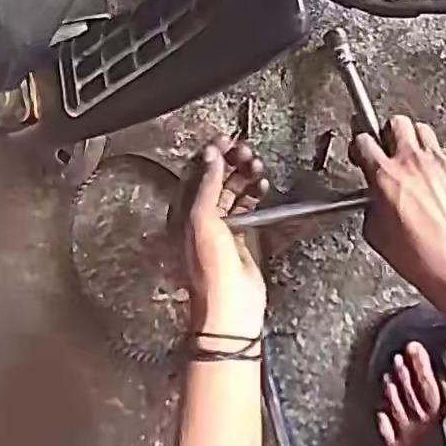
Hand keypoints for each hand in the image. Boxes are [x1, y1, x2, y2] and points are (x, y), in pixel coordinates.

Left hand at [184, 136, 269, 338]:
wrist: (230, 306)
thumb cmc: (209, 270)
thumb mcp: (203, 220)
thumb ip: (207, 185)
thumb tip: (211, 156)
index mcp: (183, 213)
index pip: (195, 174)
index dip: (209, 154)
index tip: (224, 139)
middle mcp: (199, 218)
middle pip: (214, 179)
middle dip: (229, 162)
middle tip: (244, 149)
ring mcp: (220, 228)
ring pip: (232, 191)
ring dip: (244, 175)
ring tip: (256, 164)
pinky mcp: (240, 237)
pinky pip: (247, 207)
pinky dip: (255, 194)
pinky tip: (262, 186)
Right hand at [350, 116, 445, 315]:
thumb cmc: (423, 257)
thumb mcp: (376, 234)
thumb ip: (371, 204)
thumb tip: (375, 198)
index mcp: (385, 176)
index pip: (364, 140)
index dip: (360, 146)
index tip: (361, 152)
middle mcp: (413, 163)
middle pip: (396, 122)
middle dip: (388, 134)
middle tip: (388, 149)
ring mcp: (440, 164)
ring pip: (423, 131)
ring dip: (414, 142)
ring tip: (413, 160)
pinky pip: (445, 153)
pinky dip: (438, 161)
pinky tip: (435, 180)